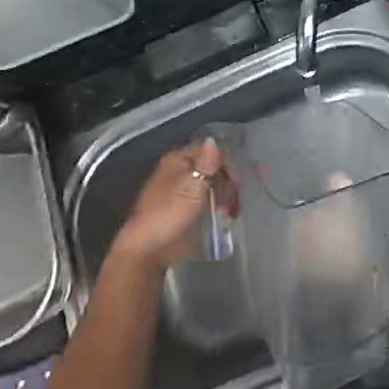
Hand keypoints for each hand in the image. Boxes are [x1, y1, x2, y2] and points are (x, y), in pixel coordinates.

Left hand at [110, 139, 224, 271]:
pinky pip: (210, 202)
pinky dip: (219, 208)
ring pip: (215, 187)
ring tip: (228, 214)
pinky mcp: (187, 210)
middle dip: (228, 185)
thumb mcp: (192, 186)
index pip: (212, 152)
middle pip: (215, 170)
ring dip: (226, 199)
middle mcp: (181, 171)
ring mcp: (183, 191)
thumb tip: (214, 139)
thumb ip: (207, 164)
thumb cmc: (169, 214)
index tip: (238, 182)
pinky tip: (224, 219)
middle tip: (232, 202)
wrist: (149, 249)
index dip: (228, 164)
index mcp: (179, 160)